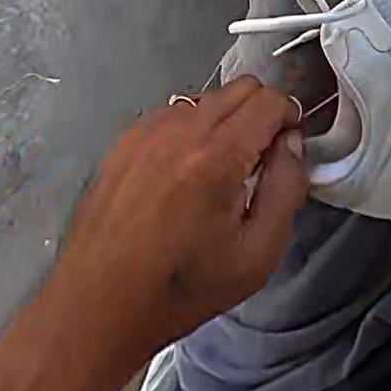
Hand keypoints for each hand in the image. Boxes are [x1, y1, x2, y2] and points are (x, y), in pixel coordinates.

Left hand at [0, 78, 306, 390]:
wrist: (99, 303)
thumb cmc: (180, 288)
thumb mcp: (257, 255)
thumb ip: (287, 189)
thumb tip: (291, 145)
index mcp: (217, 155)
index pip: (269, 100)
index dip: (289, 116)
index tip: (289, 140)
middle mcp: (182, 129)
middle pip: (241, 87)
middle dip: (261, 112)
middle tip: (261, 154)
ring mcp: (150, 128)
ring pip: (209, 97)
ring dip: (226, 119)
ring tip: (220, 168)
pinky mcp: (129, 136)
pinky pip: (176, 112)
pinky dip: (192, 129)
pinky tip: (185, 171)